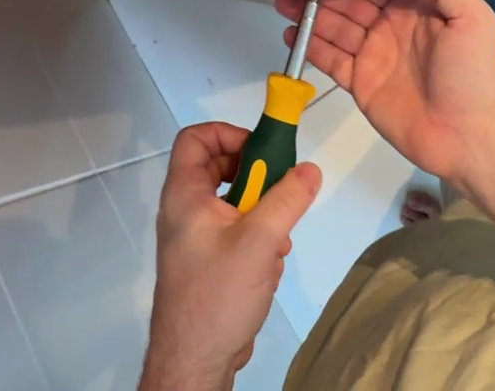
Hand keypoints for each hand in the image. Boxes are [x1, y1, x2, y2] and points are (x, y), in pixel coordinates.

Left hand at [141, 122, 321, 390]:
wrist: (195, 362)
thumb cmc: (218, 294)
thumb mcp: (259, 240)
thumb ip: (287, 199)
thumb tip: (309, 169)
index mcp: (185, 194)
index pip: (196, 138)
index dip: (228, 133)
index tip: (261, 149)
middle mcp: (185, 210)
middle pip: (218, 167)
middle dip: (254, 176)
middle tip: (280, 188)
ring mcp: (195, 237)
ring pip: (232, 202)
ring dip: (261, 213)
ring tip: (278, 237)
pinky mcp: (208, 261)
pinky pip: (235, 231)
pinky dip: (257, 239)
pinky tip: (270, 263)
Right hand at [275, 0, 494, 187]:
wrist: (470, 135)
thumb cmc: (473, 74)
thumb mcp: (473, 19)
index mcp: (412, 7)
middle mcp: (389, 26)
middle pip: (346, 1)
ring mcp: (373, 55)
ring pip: (333, 27)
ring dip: (307, 12)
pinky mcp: (361, 84)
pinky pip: (331, 60)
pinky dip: (310, 46)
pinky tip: (289, 32)